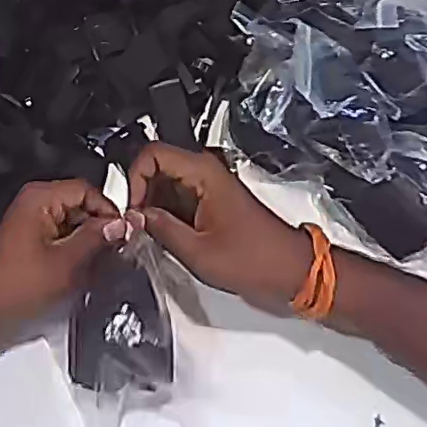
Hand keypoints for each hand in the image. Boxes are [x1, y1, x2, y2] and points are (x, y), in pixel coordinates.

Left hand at [0, 179, 121, 348]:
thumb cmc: (12, 286)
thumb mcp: (65, 263)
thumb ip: (95, 239)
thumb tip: (119, 224)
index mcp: (39, 198)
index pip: (86, 189)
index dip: (108, 210)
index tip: (123, 232)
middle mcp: (33, 203)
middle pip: (79, 204)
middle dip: (97, 227)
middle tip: (113, 251)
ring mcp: (31, 220)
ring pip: (72, 221)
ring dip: (86, 241)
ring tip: (94, 265)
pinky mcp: (30, 238)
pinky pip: (60, 235)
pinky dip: (72, 250)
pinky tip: (77, 270)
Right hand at [128, 143, 312, 314]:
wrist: (293, 272)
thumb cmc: (256, 260)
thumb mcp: (199, 251)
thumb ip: (160, 228)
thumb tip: (134, 217)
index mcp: (203, 172)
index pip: (152, 153)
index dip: (135, 178)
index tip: (133, 207)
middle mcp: (205, 171)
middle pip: (156, 166)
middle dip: (142, 193)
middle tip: (138, 223)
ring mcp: (207, 185)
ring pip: (164, 182)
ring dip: (153, 205)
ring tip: (153, 233)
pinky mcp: (210, 200)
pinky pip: (177, 196)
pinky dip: (167, 213)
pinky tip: (169, 235)